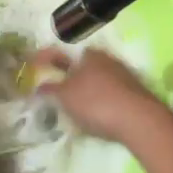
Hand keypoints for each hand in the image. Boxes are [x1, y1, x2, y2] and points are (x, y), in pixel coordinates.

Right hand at [33, 49, 172, 145]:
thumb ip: (50, 89)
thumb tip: (37, 85)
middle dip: (67, 76)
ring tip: (74, 107)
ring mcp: (123, 75)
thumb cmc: (96, 102)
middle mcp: (107, 59)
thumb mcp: (65, 96)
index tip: (33, 65)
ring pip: (96, 80)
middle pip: (80, 66)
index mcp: (88, 55)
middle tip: (55, 91)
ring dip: (85, 90)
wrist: (139, 120)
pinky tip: (96, 116)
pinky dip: (100, 101)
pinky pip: (110, 94)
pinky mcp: (135, 93)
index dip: (45, 58)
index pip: (61, 52)